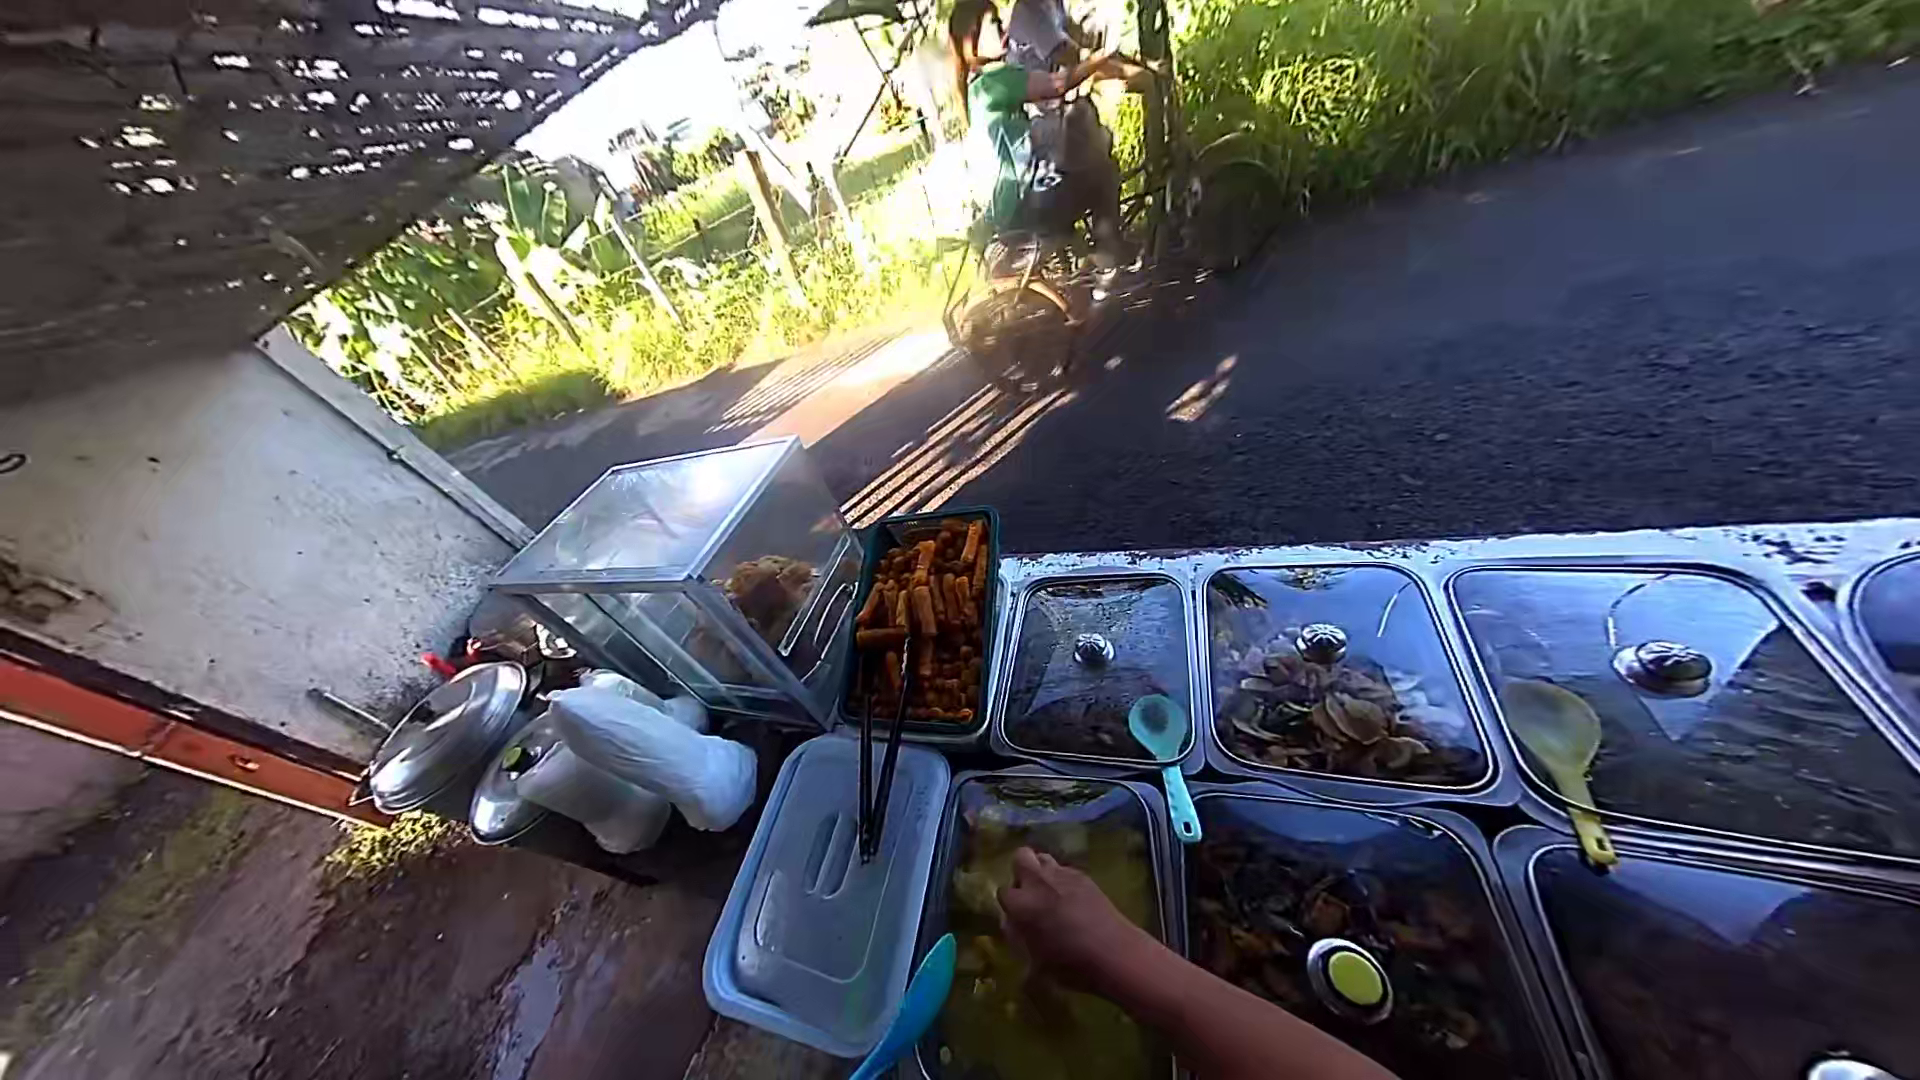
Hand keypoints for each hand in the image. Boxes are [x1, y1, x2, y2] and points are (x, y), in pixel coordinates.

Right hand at [996, 847, 1154, 990]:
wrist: (1112, 952)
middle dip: (1021, 871)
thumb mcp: (1037, 964)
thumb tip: (1013, 926)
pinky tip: (1072, 898)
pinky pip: (1064, 869)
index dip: (1009, 903)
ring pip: (1043, 858)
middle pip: (1020, 857)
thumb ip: (1020, 940)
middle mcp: (1037, 882)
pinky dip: (1063, 879)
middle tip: (1029, 892)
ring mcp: (1061, 874)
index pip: (1003, 892)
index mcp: (1021, 905)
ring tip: (1050, 891)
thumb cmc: (1071, 965)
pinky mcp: (1081, 874)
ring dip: (1042, 871)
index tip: (1017, 915)